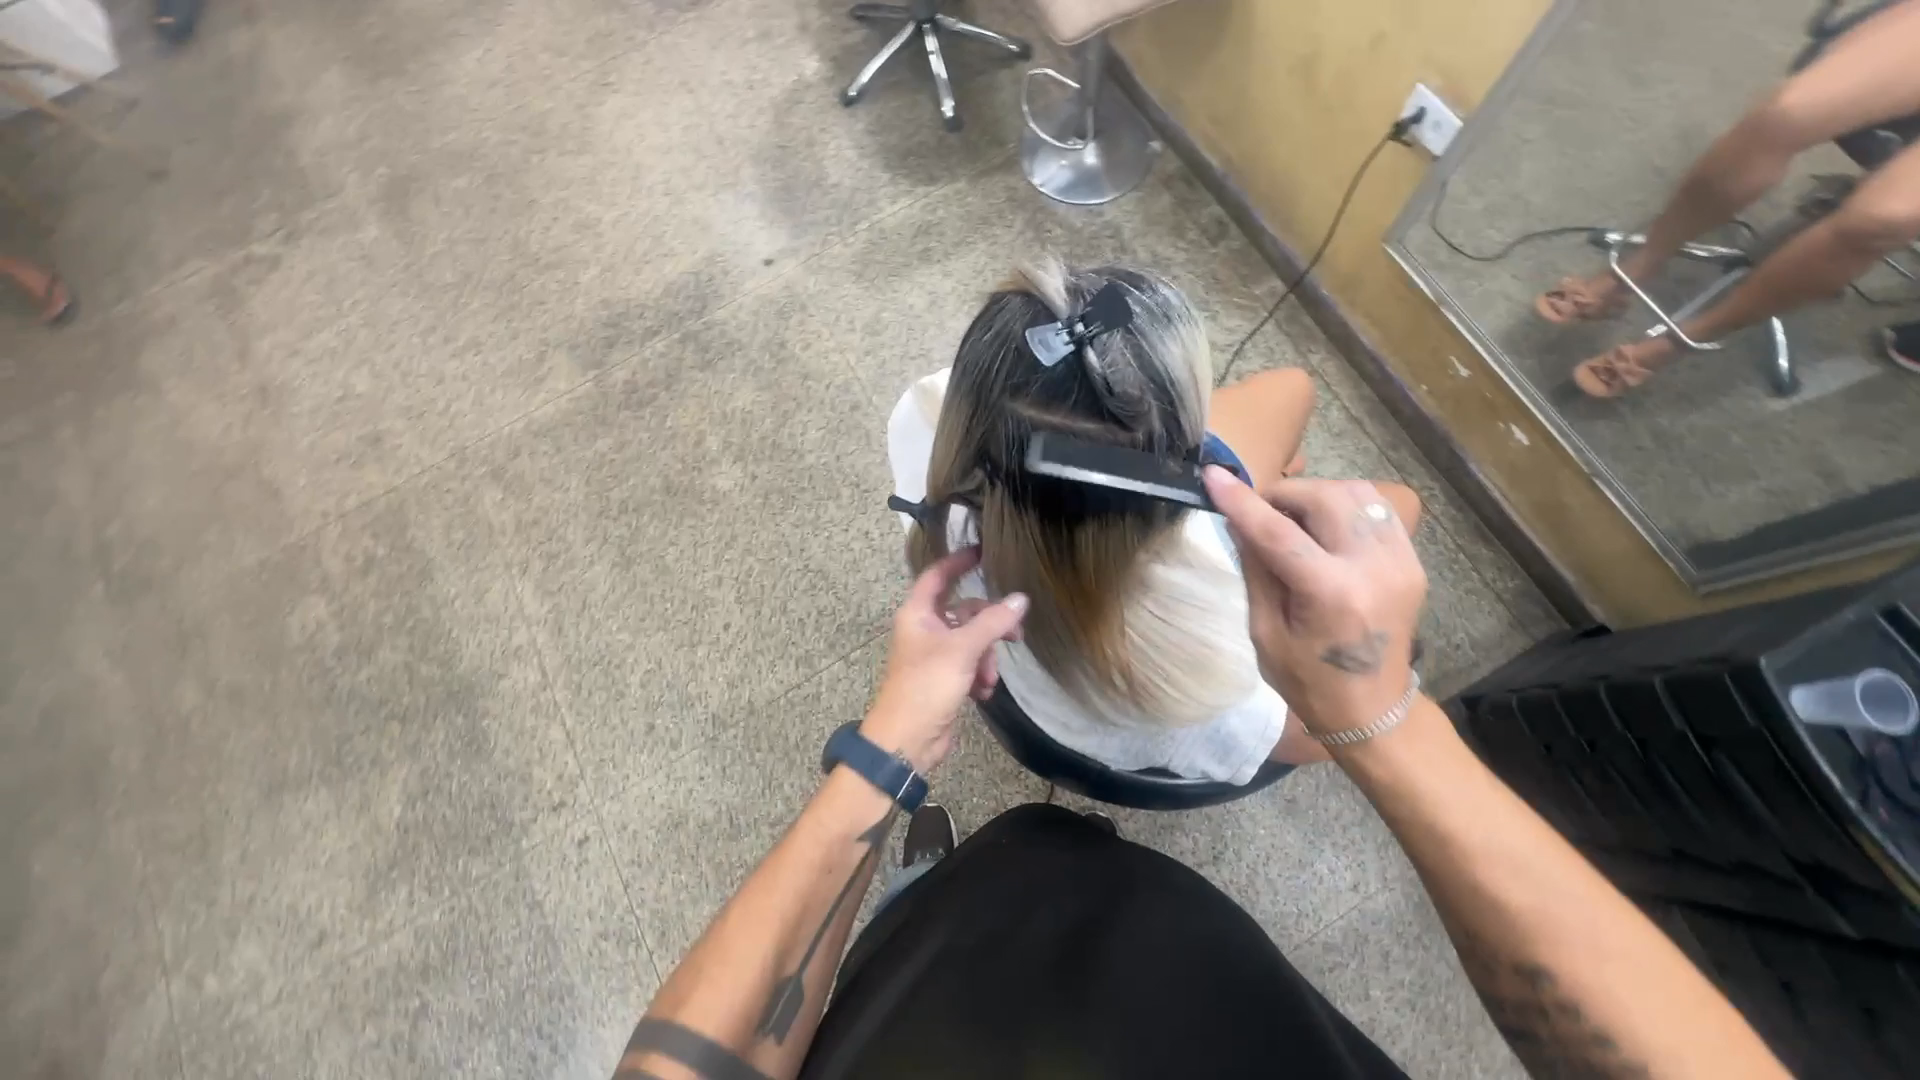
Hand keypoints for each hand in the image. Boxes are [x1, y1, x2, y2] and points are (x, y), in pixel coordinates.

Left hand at [863, 548, 1028, 772]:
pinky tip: (982, 692)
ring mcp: (934, 655)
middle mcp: (924, 629)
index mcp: (918, 613)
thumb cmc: (926, 686)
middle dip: (989, 626)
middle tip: (1015, 636)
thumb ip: (993, 622)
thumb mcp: (962, 650)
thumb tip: (1021, 599)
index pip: (938, 575)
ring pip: (972, 642)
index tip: (984, 550)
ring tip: (988, 679)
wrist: (906, 741)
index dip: (959, 561)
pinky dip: (979, 676)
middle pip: (964, 612)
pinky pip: (970, 666)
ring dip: (986, 658)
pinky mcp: (944, 680)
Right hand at [1203, 469, 1426, 737]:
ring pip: (1356, 493)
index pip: (1278, 531)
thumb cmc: (1308, 681)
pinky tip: (1322, 528)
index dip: (1241, 500)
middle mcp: (1374, 568)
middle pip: (1324, 498)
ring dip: (1315, 495)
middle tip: (1257, 512)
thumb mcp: (1265, 631)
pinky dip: (1343, 506)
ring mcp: (1401, 561)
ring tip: (1291, 518)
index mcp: (1332, 594)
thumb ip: (1256, 569)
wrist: (1374, 711)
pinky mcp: (1412, 560)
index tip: (1212, 475)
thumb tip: (1240, 520)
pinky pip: (1376, 510)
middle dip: (1283, 495)